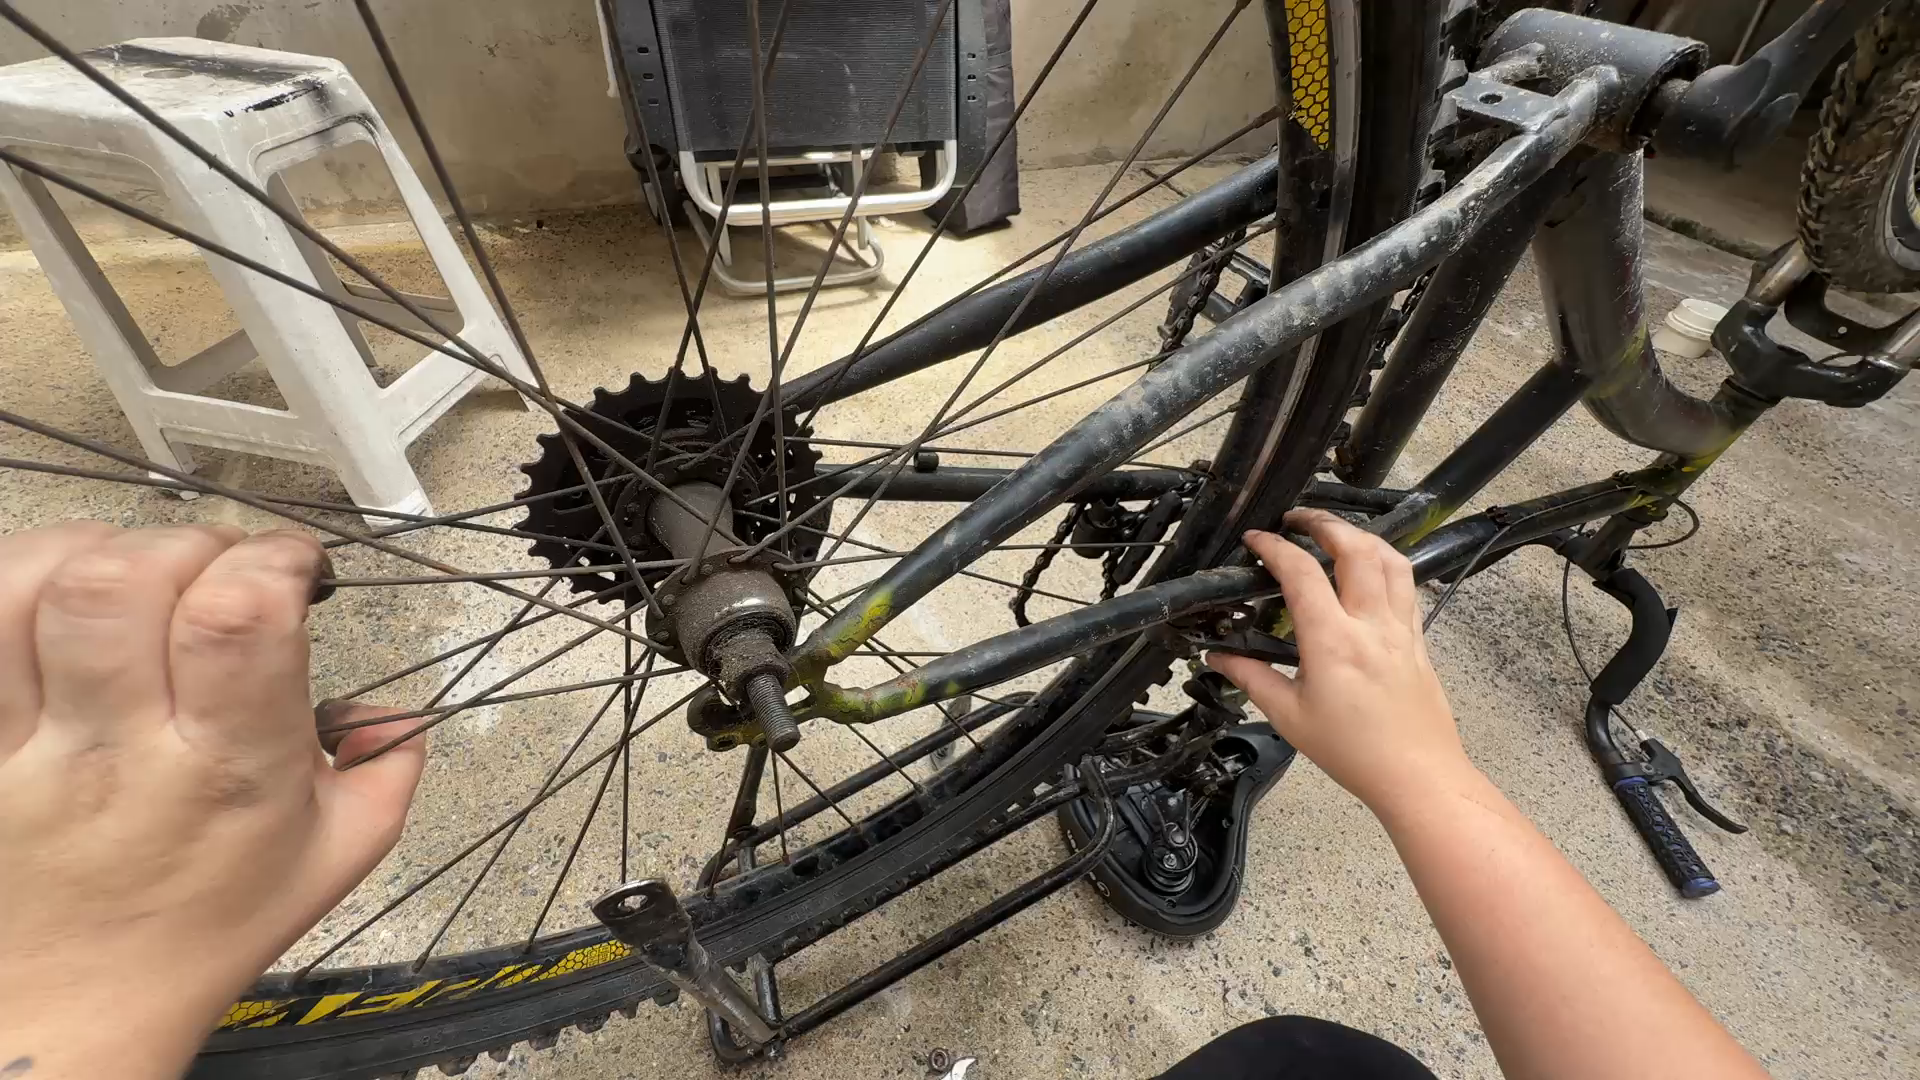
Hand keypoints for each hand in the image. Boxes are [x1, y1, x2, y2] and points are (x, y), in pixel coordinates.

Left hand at [0, 523, 424, 1079]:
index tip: (302, 566)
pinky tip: (68, 589)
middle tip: (231, 564)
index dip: (275, 560)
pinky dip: (16, 579)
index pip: (240, 622)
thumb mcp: (355, 842)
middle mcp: (118, 747)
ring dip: (100, 549)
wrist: (71, 1008)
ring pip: (23, 594)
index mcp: (233, 764)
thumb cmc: (229, 915)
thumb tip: (382, 706)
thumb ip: (397, 760)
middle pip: (122, 585)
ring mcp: (16, 749)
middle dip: (195, 541)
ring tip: (149, 568)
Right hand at [1207, 509, 1472, 811]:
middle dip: (1324, 523)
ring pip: (1391, 560)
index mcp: (1332, 642)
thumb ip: (1250, 678)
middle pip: (1356, 550)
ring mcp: (1401, 630)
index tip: (1255, 539)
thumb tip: (1218, 657)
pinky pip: (1407, 586)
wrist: (1419, 778)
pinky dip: (1385, 563)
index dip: (1274, 548)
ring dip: (1360, 535)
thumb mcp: (1288, 717)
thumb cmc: (1353, 751)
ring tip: (1335, 531)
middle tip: (1297, 518)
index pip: (1301, 575)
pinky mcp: (1417, 640)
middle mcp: (1371, 626)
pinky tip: (1368, 569)